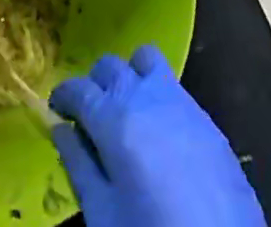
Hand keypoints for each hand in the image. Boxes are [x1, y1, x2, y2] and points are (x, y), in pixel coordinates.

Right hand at [48, 45, 265, 226]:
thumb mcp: (102, 213)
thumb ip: (77, 164)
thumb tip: (61, 129)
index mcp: (113, 119)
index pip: (76, 87)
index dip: (62, 98)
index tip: (59, 115)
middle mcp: (145, 98)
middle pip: (110, 65)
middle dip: (95, 84)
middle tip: (94, 118)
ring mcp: (182, 106)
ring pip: (147, 60)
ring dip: (131, 77)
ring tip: (130, 112)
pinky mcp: (210, 124)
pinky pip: (176, 90)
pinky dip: (160, 98)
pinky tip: (163, 136)